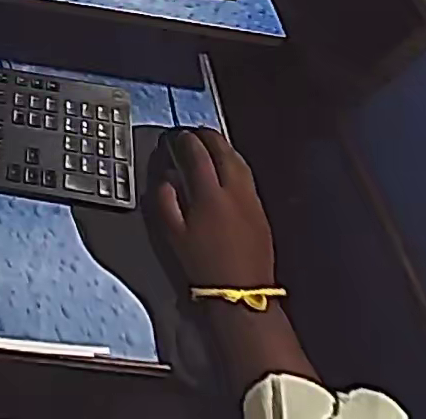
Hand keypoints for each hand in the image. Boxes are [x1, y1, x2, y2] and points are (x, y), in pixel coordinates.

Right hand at [154, 128, 316, 386]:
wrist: (241, 293)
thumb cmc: (202, 262)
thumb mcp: (172, 232)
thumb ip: (164, 199)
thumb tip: (166, 176)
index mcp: (209, 194)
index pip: (197, 153)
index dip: (185, 140)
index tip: (176, 136)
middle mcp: (233, 190)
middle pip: (222, 150)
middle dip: (207, 136)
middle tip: (193, 133)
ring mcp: (250, 198)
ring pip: (239, 160)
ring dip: (223, 147)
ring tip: (209, 144)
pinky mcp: (260, 209)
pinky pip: (246, 175)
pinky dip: (234, 162)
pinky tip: (225, 166)